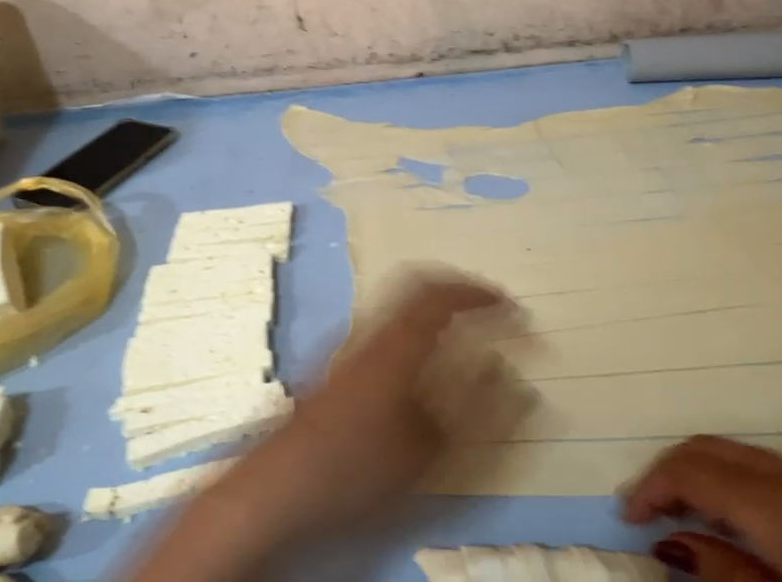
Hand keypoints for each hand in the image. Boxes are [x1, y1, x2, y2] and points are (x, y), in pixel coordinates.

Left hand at [124, 275, 514, 581]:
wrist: (273, 490)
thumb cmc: (353, 467)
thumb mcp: (426, 446)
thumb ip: (474, 408)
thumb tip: (508, 374)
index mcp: (394, 342)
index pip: (438, 293)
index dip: (476, 293)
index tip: (506, 304)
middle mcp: (368, 334)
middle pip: (414, 293)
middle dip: (454, 298)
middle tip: (483, 315)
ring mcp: (346, 350)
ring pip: (396, 314)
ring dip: (432, 320)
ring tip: (458, 346)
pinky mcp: (333, 373)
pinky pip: (383, 336)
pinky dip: (411, 341)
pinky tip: (417, 379)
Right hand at [623, 436, 781, 581]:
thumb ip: (727, 573)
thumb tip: (670, 545)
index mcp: (779, 502)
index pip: (691, 468)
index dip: (651, 486)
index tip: (627, 517)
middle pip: (711, 448)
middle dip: (670, 472)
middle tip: (645, 511)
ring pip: (741, 454)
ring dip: (703, 475)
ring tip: (683, 515)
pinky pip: (771, 468)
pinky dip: (737, 481)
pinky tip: (736, 518)